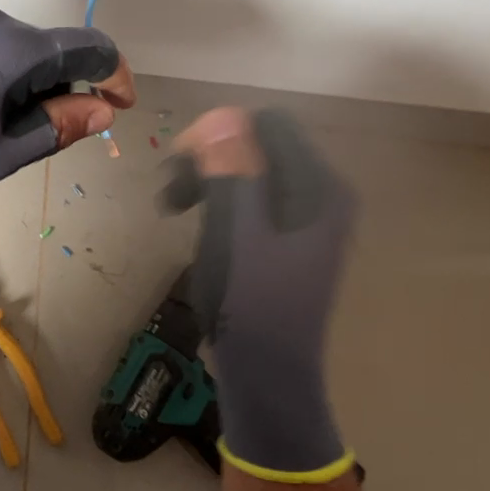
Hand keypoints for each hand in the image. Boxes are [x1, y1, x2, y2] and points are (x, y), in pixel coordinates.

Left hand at [0, 5, 134, 209]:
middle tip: (37, 133)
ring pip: (15, 46)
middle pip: (50, 47)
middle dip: (62, 86)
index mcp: (13, 48)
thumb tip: (103, 108)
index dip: (115, 76)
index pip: (90, 47)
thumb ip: (57, 126)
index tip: (118, 107)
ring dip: (25, 80)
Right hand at [164, 107, 356, 481]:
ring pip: (248, 169)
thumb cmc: (253, 303)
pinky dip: (216, 198)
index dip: (222, 129)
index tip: (180, 157)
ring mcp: (302, 217)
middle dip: (209, 155)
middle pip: (258, 144)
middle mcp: (319, 194)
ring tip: (170, 204)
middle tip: (169, 186)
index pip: (270, 124)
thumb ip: (234, 172)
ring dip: (206, 177)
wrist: (267, 374)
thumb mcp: (238, 233)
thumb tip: (221, 116)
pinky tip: (191, 218)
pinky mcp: (283, 236)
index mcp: (320, 189)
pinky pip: (248, 196)